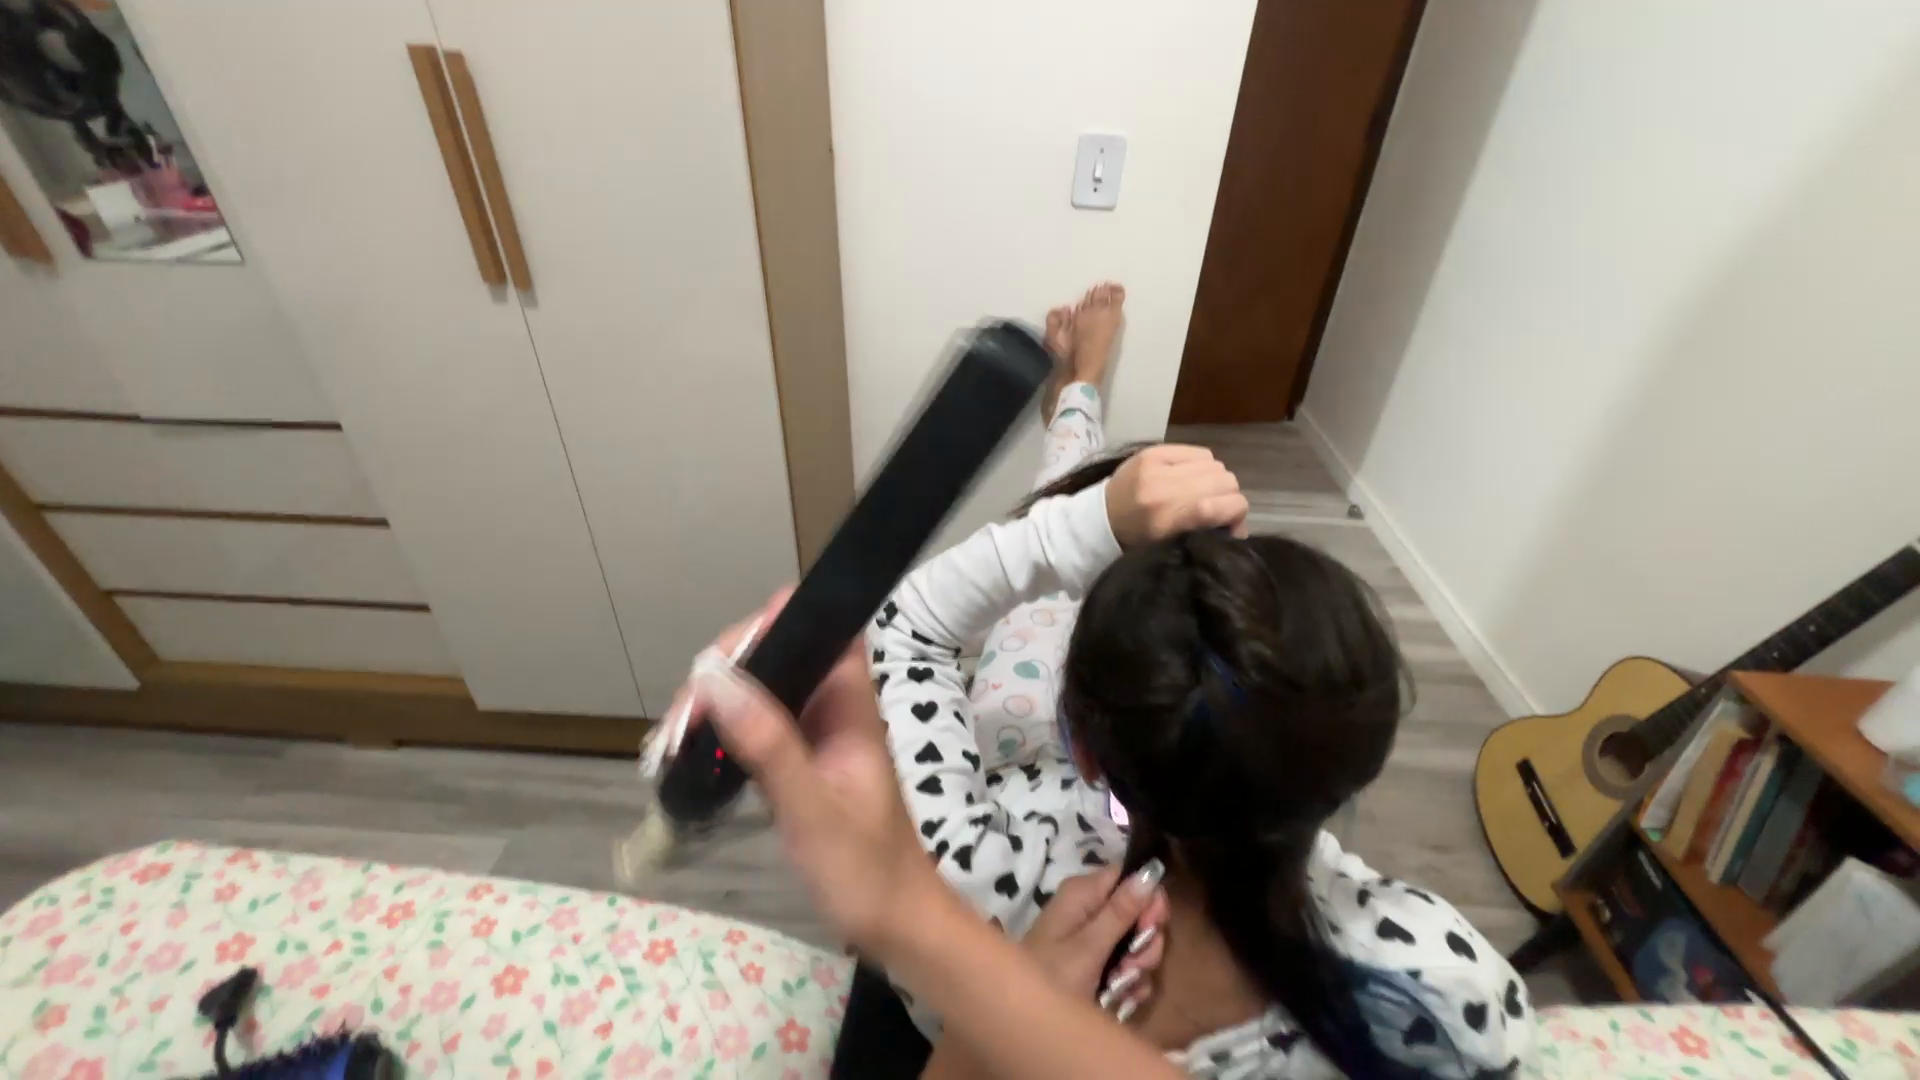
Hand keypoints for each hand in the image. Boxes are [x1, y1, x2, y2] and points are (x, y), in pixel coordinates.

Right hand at [680, 595, 945, 956]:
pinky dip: (722, 733)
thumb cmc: (864, 869)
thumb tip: (715, 678)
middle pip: (779, 655)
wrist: (893, 922)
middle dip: (726, 670)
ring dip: (717, 703)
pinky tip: (688, 754)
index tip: (718, 661)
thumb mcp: (812, 809)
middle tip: (683, 718)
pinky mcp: (798, 760)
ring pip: (761, 691)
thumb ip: (768, 744)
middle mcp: (833, 707)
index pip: (821, 632)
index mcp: (851, 704)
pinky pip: (755, 727)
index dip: (773, 625)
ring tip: (673, 740)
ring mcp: (815, 733)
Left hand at [1022, 862, 1168, 1023]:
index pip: (1127, 875)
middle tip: (1132, 965)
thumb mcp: (1088, 948)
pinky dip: (1128, 980)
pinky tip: (1122, 997)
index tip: (1153, 926)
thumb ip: (1120, 912)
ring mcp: (1090, 935)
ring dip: (1137, 965)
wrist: (1023, 1020)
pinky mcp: (1093, 960)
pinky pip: (1125, 962)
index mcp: (1082, 893)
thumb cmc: (1052, 979)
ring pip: (1134, 940)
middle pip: (1135, 910)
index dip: (1148, 897)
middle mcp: (1087, 907)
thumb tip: (1149, 871)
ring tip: (1121, 985)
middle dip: (1144, 940)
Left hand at [1106, 445, 1248, 547]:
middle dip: (1228, 497)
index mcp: (1167, 519)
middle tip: (1216, 510)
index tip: (1230, 527)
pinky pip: (1199, 452)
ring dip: (1215, 481)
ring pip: (1216, 464)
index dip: (1237, 514)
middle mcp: (1163, 488)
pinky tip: (1190, 477)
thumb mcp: (1172, 545)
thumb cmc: (1137, 541)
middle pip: (1225, 481)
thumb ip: (1206, 531)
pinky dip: (1202, 465)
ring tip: (1201, 493)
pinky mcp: (1153, 451)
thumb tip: (1240, 525)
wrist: (1097, 520)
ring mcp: (1157, 465)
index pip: (1223, 504)